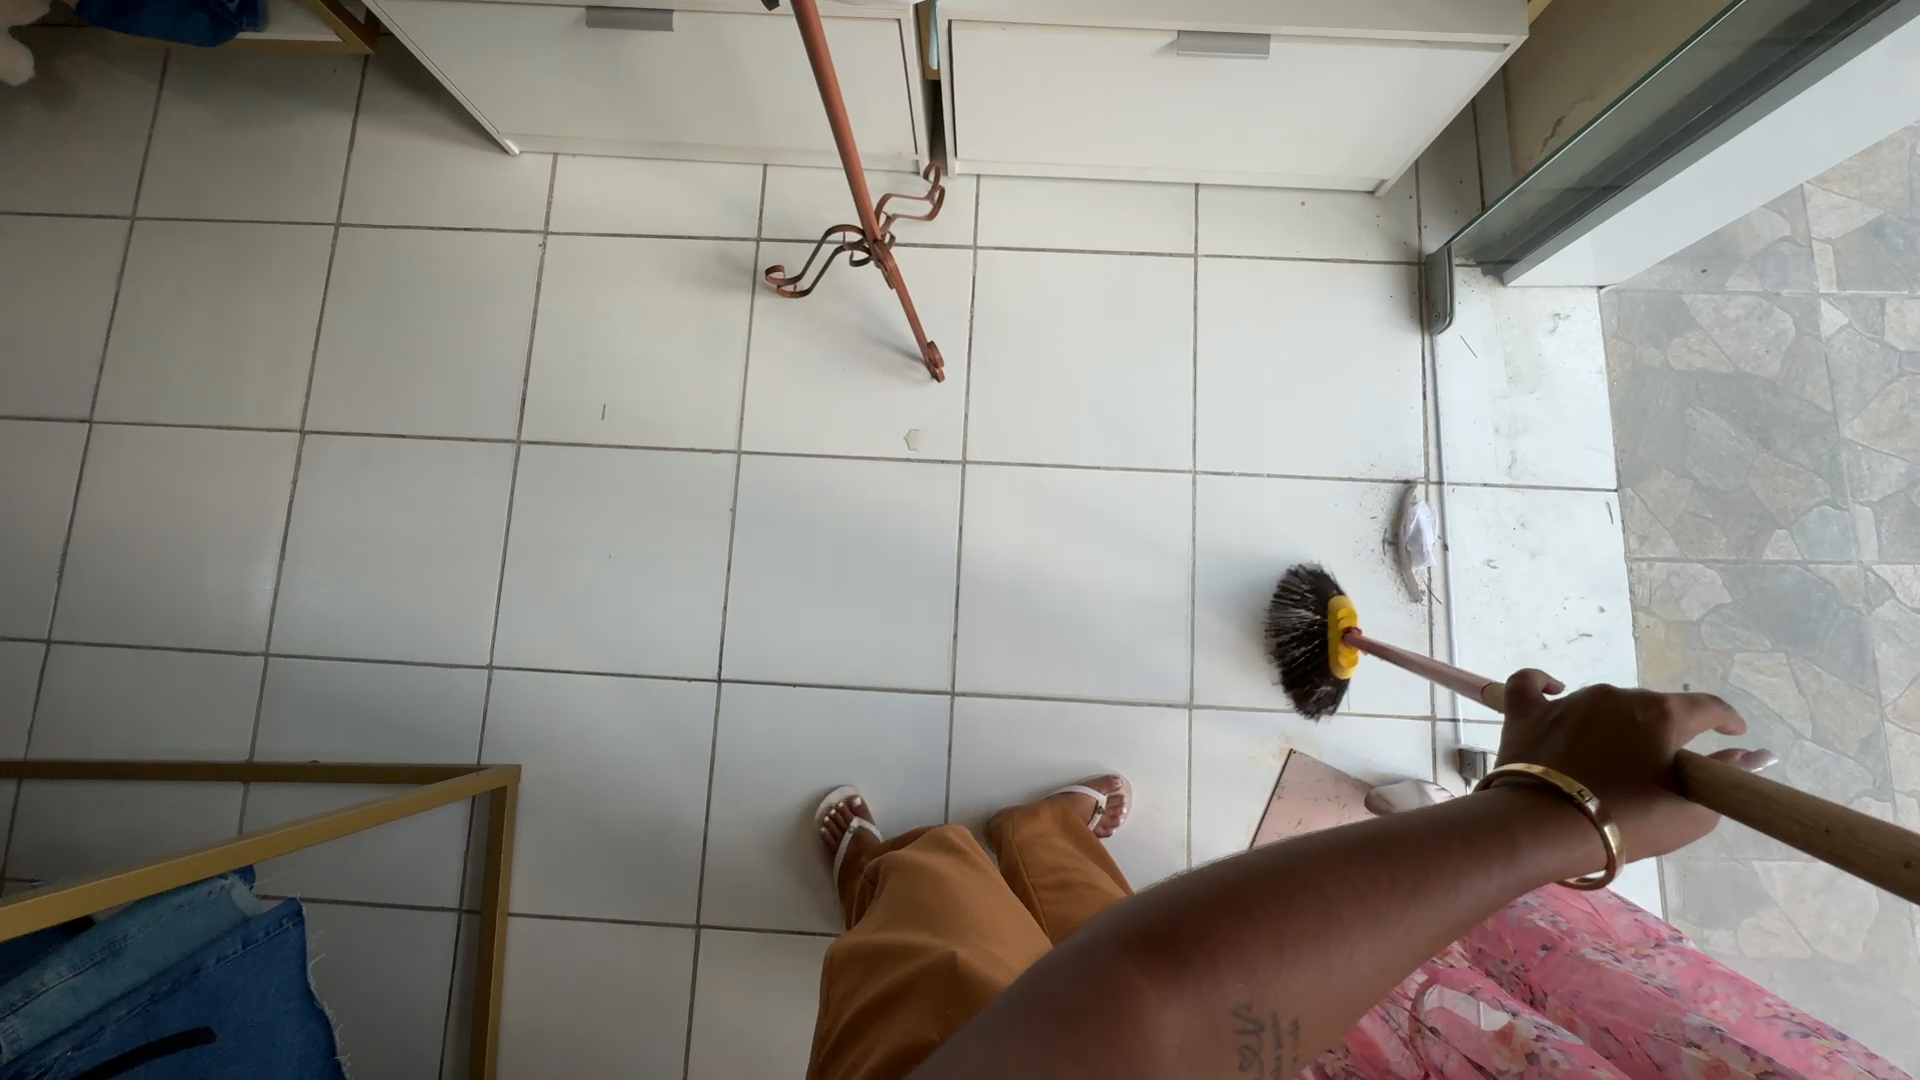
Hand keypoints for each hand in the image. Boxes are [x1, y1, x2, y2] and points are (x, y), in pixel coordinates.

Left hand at [1492, 670, 1776, 863]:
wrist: (1549, 823)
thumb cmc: (1631, 820)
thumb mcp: (1695, 807)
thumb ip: (1722, 774)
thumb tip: (1751, 754)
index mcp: (1661, 714)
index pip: (1706, 707)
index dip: (1724, 719)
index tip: (1731, 732)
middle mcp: (1612, 697)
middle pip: (1648, 706)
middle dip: (1661, 727)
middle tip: (1659, 758)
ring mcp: (1566, 701)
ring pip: (1598, 701)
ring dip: (1611, 719)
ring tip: (1613, 748)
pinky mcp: (1525, 711)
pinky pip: (1528, 685)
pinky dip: (1540, 684)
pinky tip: (1552, 691)